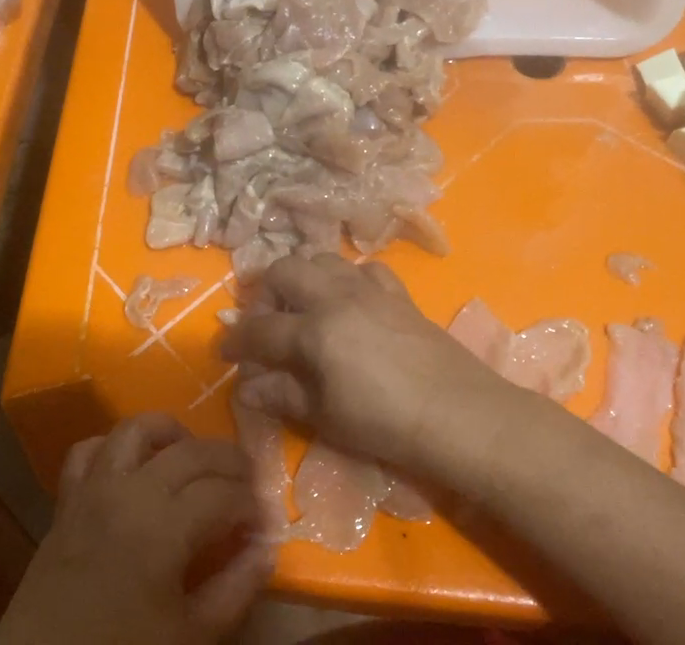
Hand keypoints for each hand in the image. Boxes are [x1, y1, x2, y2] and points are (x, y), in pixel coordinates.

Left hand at [0, 413, 271, 644]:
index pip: (222, 493)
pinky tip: (134, 465)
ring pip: (136, 429)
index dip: (251, 503)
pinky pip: (89, 449)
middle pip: (189, 451)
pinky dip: (115, 446)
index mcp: (163, 528)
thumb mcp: (193, 635)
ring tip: (194, 458)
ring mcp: (92, 488)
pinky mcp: (66, 498)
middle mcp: (128, 492)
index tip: (265, 521)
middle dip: (228, 460)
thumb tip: (265, 548)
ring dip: (172, 434)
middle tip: (248, 482)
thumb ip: (235, 588)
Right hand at [220, 254, 519, 475]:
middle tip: (266, 321)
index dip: (235, 341)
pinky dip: (348, 278)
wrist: (460, 416)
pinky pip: (365, 269)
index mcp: (312, 331)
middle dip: (265, 291)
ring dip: (304, 277)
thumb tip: (247, 386)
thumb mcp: (326, 416)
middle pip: (284, 271)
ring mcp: (369, 290)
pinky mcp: (398, 294)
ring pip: (323, 259)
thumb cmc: (385, 424)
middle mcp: (335, 298)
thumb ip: (283, 395)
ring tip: (305, 306)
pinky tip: (351, 302)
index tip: (224, 352)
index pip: (259, 329)